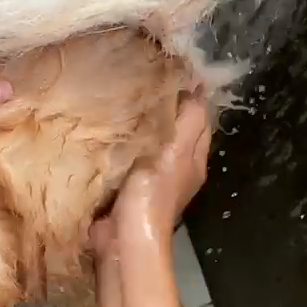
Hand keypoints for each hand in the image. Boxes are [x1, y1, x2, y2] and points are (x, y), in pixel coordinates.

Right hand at [90, 93, 212, 258]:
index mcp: (194, 158)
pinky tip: (108, 129)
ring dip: (138, 124)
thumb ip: (188, 119)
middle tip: (140, 77)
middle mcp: (177, 168)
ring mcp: (151, 179)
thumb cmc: (153, 193)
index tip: (166, 68)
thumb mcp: (177, 150)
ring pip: (149, 141)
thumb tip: (195, 86)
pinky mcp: (126, 189)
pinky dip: (120, 143)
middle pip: (173, 129)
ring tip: (122, 96)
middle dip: (161, 106)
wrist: (123, 238)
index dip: (187, 93)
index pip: (198, 117)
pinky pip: (126, 157)